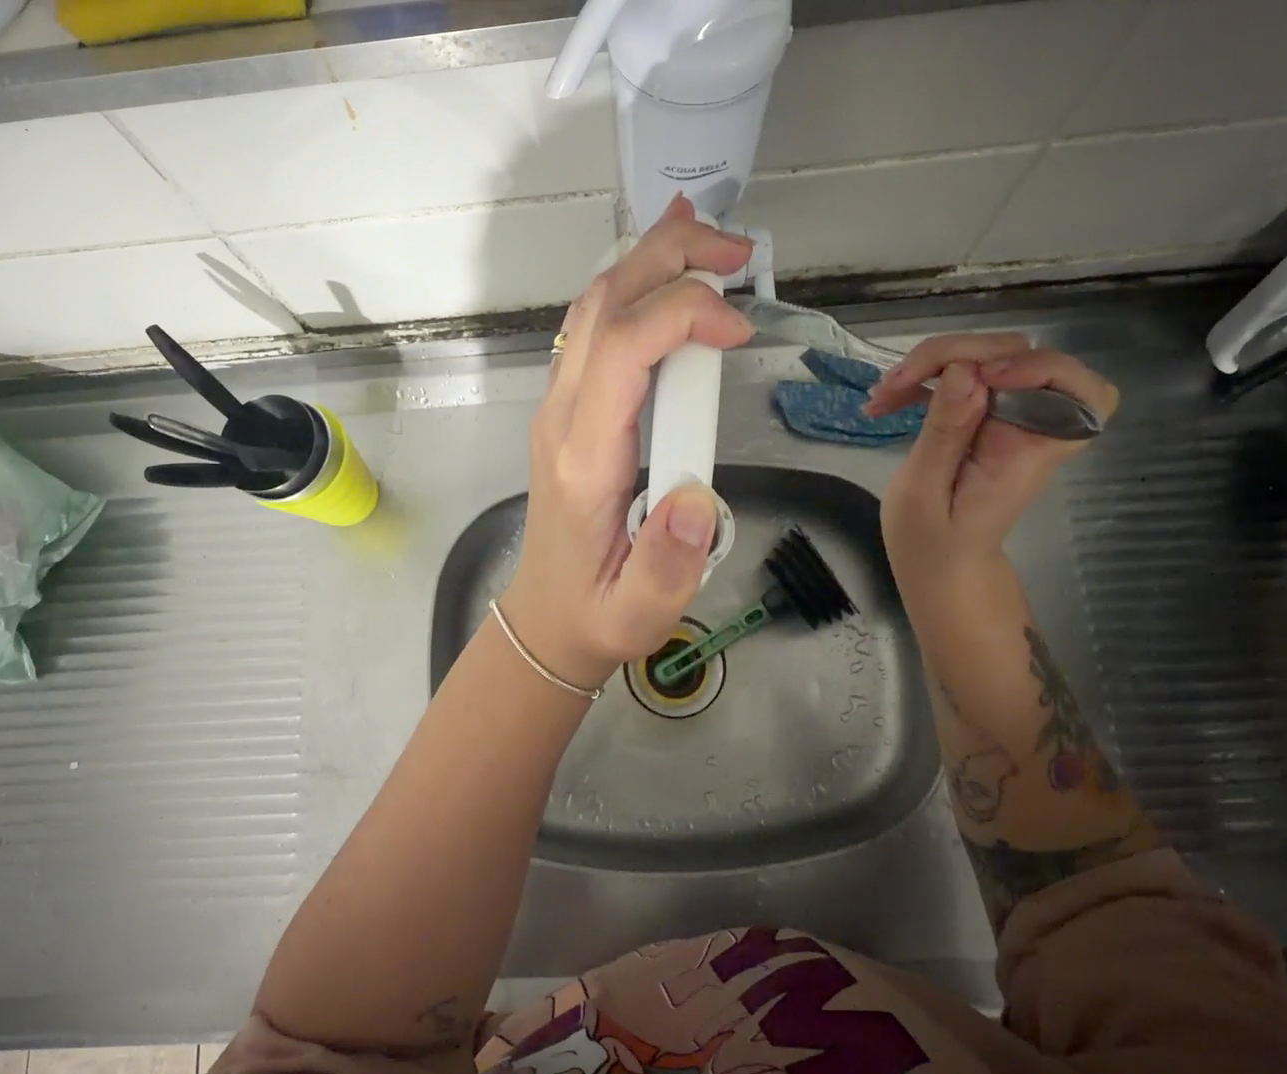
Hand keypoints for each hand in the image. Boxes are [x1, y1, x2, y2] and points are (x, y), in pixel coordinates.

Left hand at [497, 197, 755, 688]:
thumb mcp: (639, 611)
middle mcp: (562, 417)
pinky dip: (632, 287)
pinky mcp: (570, 410)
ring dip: (649, 262)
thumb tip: (698, 497)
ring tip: (712, 242)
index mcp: (583, 458)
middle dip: (667, 258)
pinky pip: (593, 329)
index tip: (740, 332)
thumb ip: (667, 562)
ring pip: (592, 308)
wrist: (546, 619)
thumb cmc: (598, 614)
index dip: (682, 316)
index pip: (623, 349)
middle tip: (736, 249)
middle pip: (602, 306)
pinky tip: (665, 272)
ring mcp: (560, 408)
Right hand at [864, 334, 1117, 615]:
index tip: (982, 378)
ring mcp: (1005, 416)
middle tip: (896, 382)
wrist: (939, 568)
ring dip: (930, 365)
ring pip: (984, 359)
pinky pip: (962, 377)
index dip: (1039, 369)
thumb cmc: (931, 545)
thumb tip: (964, 371)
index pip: (1077, 391)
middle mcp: (1028, 425)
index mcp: (1030, 451)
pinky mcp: (982, 414)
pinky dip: (924, 380)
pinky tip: (885, 400)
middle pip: (1018, 357)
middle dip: (954, 355)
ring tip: (881, 395)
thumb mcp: (923, 494)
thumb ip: (945, 432)